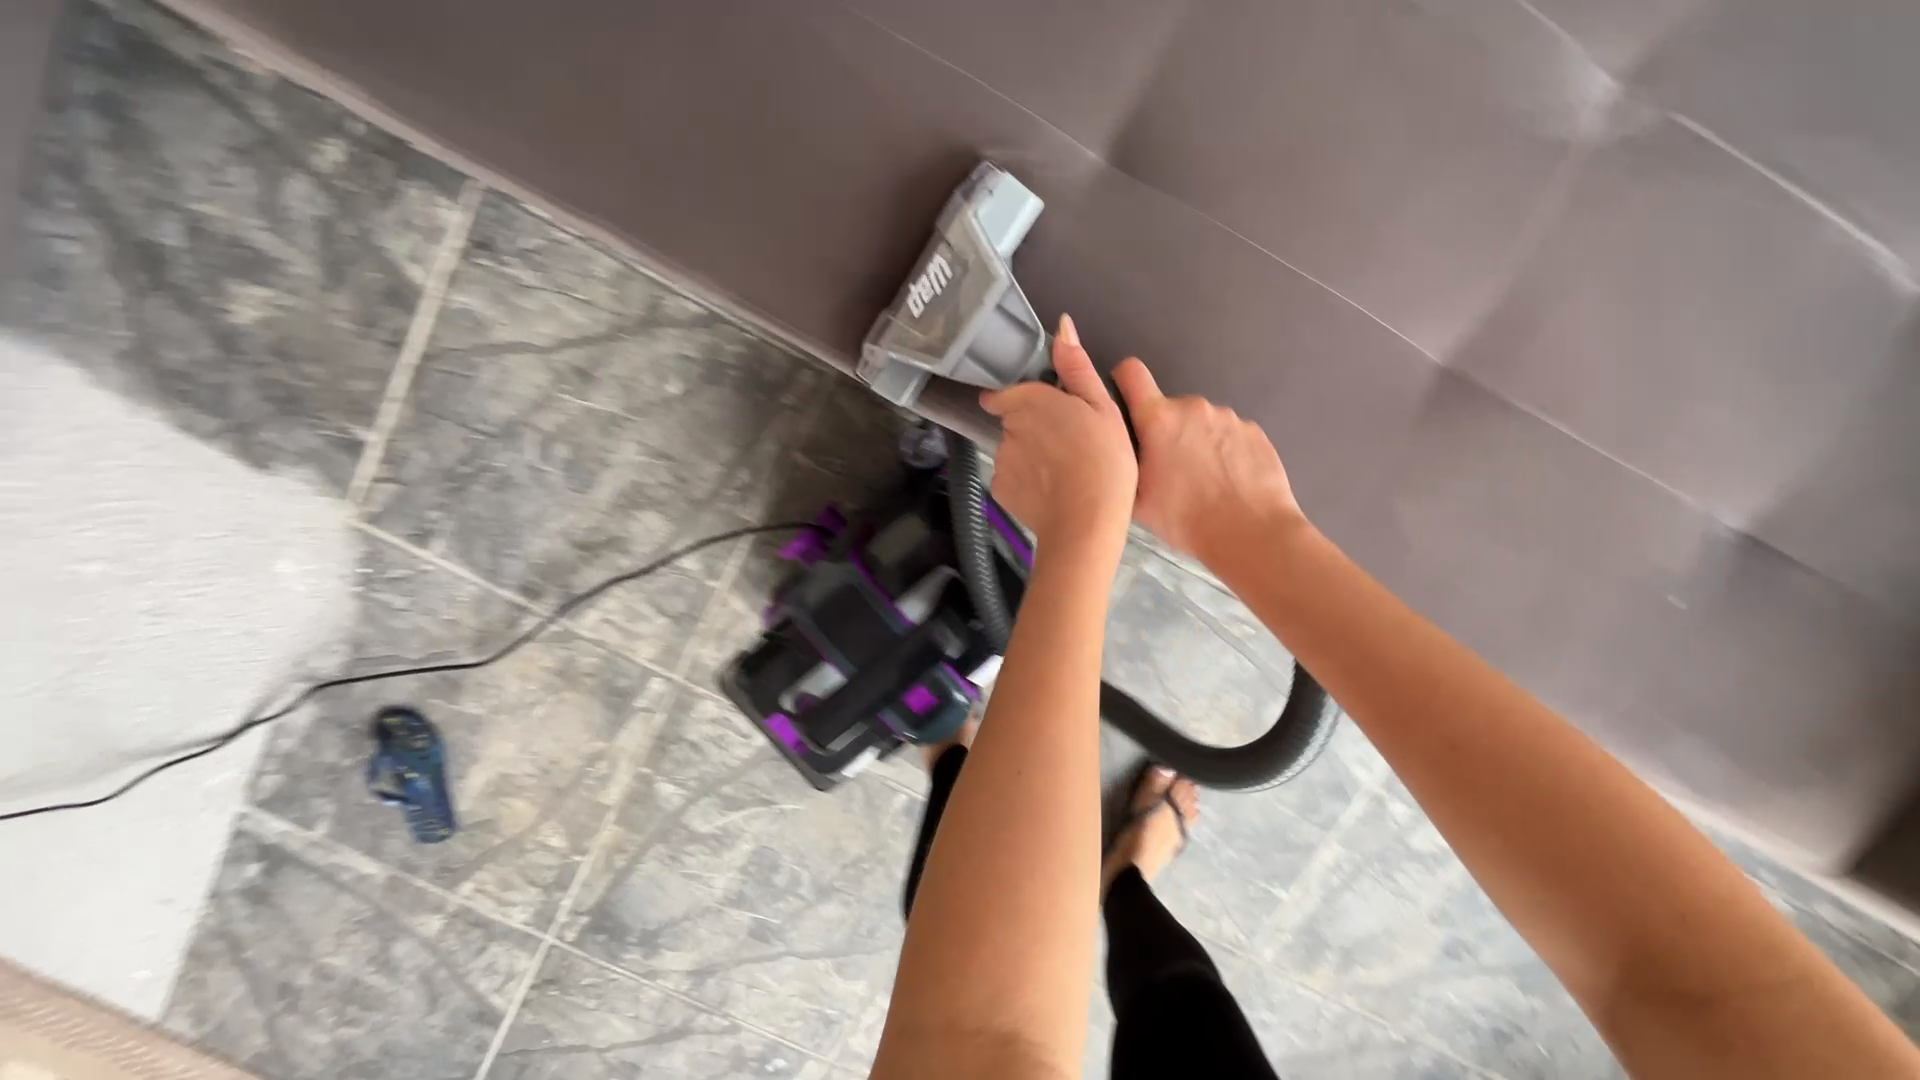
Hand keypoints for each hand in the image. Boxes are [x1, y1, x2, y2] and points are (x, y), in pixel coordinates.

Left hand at [980, 315, 1136, 548]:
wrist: (1086, 522)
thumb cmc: (1103, 459)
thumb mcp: (1101, 406)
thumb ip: (1077, 366)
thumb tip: (1062, 324)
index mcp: (1030, 400)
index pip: (1006, 393)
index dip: (1025, 402)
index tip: (1049, 416)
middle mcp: (1007, 427)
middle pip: (1013, 422)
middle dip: (1033, 430)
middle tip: (1069, 447)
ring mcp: (1000, 460)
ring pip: (1013, 452)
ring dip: (1031, 457)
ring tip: (1064, 472)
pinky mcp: (999, 490)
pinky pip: (1011, 480)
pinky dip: (1027, 484)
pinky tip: (1051, 493)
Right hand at [1111, 357, 1303, 557]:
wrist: (1251, 533)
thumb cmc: (1185, 518)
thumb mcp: (1136, 500)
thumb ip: (1123, 466)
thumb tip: (1119, 453)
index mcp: (1158, 419)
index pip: (1131, 373)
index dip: (1123, 380)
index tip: (1125, 397)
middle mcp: (1193, 407)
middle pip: (1169, 408)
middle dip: (1166, 431)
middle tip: (1169, 470)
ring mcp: (1228, 417)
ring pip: (1201, 423)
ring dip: (1196, 441)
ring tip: (1203, 480)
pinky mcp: (1255, 431)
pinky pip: (1230, 435)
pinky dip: (1224, 452)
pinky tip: (1228, 481)